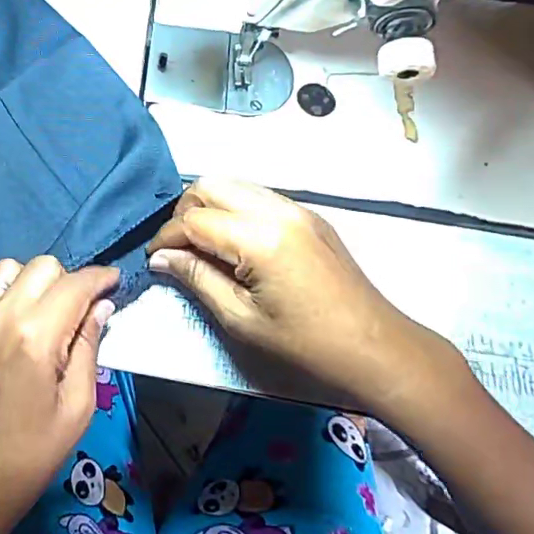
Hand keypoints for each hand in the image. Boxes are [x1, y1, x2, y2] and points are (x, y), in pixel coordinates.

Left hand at [0, 257, 117, 533]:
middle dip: (67, 280)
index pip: (74, 284)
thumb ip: (88, 349)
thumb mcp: (75, 410)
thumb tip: (100, 308)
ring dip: (31, 283)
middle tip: (78, 310)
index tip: (113, 282)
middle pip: (40, 266)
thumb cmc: (25, 457)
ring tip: (43, 315)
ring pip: (6, 270)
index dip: (100, 278)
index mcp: (33, 336)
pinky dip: (3, 294)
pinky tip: (12, 323)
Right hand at [147, 178, 464, 417]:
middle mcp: (277, 211)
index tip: (154, 260)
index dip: (166, 238)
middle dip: (184, 213)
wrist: (379, 349)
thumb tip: (161, 259)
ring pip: (232, 185)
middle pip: (209, 186)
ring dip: (208, 208)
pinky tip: (232, 244)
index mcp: (260, 238)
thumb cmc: (307, 345)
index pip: (193, 220)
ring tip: (202, 247)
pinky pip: (256, 196)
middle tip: (178, 250)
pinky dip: (233, 210)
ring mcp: (296, 209)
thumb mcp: (242, 319)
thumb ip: (196, 279)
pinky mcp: (307, 216)